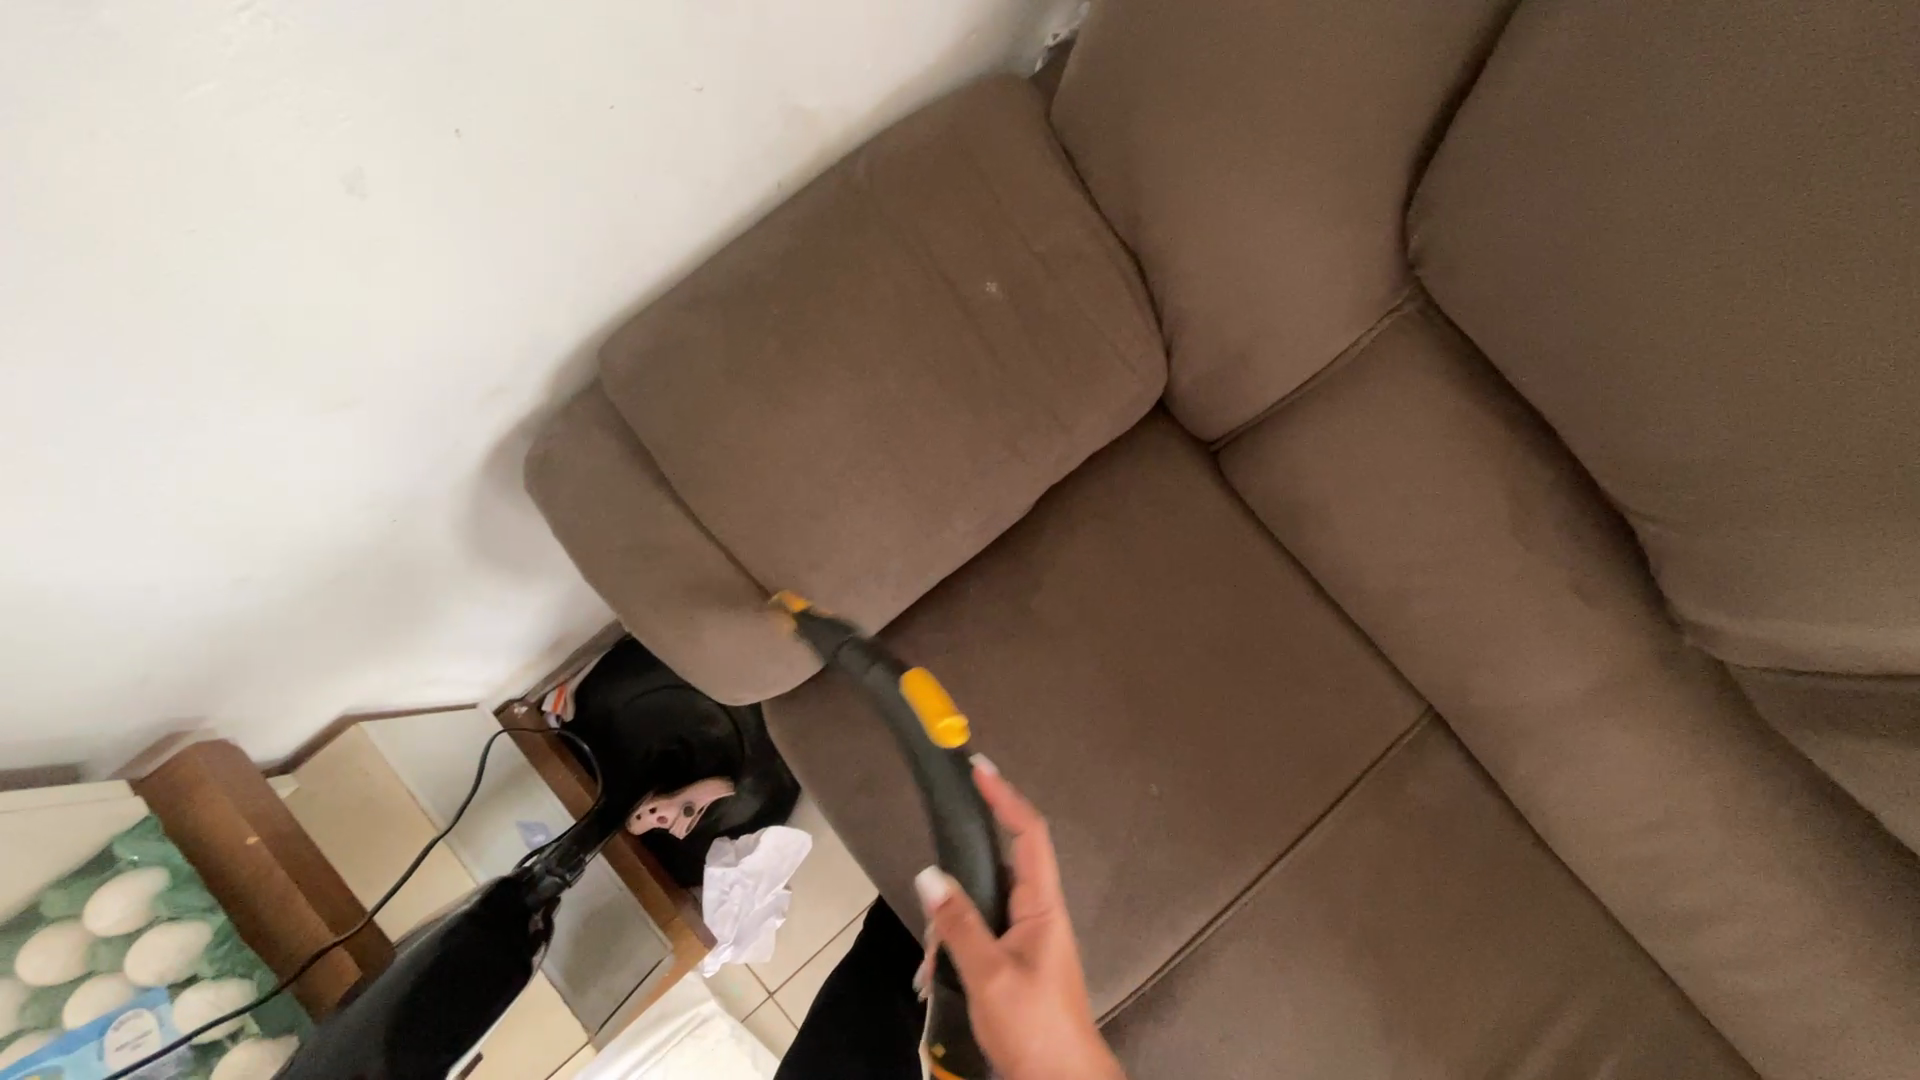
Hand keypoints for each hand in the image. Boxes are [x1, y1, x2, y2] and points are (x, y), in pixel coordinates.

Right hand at [914, 757, 1127, 1079]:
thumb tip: (930, 875)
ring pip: (981, 904)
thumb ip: (959, 924)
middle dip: (961, 874)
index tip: (979, 767)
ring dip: (953, 924)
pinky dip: (956, 947)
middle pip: (999, 864)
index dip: (1005, 796)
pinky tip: (940, 976)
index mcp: (1043, 904)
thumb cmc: (1036, 1026)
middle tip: (934, 891)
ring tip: (937, 965)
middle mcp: (1037, 911)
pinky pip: (979, 934)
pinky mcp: (1015, 959)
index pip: (1028, 832)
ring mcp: (1027, 936)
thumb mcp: (990, 975)